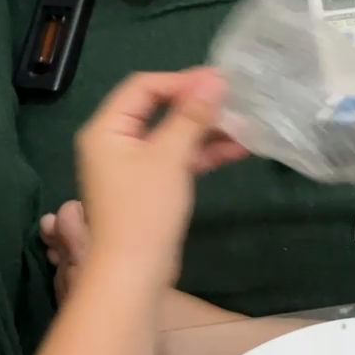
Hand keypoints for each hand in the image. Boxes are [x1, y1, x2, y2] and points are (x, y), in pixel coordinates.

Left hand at [74, 69, 246, 285]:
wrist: (134, 274)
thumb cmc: (144, 210)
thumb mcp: (170, 156)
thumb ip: (192, 116)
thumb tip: (215, 79)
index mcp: (107, 128)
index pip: (144, 87)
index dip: (182, 81)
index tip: (220, 81)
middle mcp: (116, 141)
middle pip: (160, 109)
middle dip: (199, 106)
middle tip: (237, 100)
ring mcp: (134, 165)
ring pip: (173, 135)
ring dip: (207, 130)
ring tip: (246, 126)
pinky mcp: (151, 186)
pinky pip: (178, 158)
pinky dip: (204, 153)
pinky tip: (238, 150)